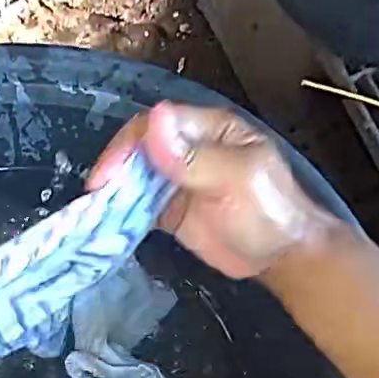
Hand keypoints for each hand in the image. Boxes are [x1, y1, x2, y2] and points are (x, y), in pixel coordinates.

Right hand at [87, 102, 340, 278]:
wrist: (282, 256)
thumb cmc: (269, 211)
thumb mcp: (236, 179)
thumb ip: (195, 157)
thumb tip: (155, 122)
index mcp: (208, 130)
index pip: (156, 126)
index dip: (127, 147)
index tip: (107, 177)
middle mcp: (188, 150)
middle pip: (139, 150)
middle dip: (115, 170)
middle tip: (96, 198)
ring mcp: (178, 182)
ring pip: (136, 178)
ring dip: (116, 193)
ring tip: (96, 214)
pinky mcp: (172, 211)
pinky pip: (140, 206)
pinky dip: (124, 214)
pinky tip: (110, 226)